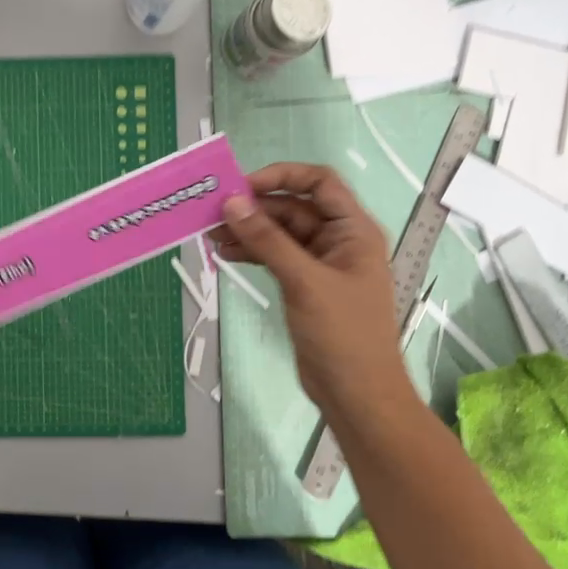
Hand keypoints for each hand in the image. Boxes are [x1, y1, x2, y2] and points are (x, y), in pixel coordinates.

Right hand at [210, 164, 406, 404]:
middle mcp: (338, 240)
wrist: (356, 392)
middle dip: (255, 208)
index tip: (243, 186)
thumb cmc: (342, 333)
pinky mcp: (304, 284)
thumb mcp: (303, 281)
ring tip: (211, 236)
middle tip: (214, 214)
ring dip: (248, 231)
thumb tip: (232, 202)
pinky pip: (275, 256)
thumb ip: (267, 239)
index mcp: (353, 229)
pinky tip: (225, 254)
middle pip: (293, 207)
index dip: (282, 176)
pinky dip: (252, 252)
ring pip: (279, 233)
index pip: (319, 182)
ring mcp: (320, 263)